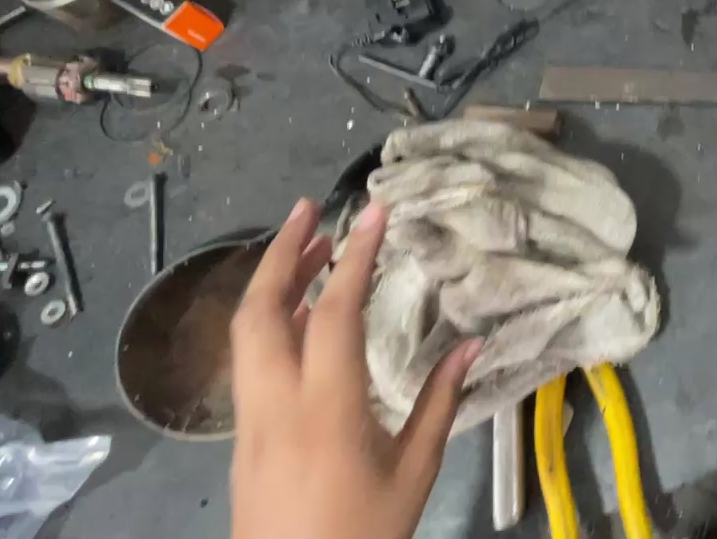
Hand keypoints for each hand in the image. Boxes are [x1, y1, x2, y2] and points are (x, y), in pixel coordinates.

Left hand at [229, 198, 481, 538]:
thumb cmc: (362, 536)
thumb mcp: (414, 472)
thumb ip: (440, 401)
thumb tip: (474, 341)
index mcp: (325, 409)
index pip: (333, 313)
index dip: (355, 257)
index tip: (374, 212)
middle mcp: (275, 406)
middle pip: (258, 313)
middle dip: (279, 253)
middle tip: (308, 210)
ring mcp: (249, 423)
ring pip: (244, 335)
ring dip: (272, 283)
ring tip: (310, 247)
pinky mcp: (243, 438)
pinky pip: (248, 360)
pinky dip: (269, 318)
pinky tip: (300, 311)